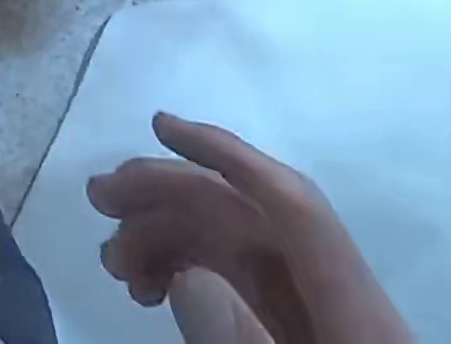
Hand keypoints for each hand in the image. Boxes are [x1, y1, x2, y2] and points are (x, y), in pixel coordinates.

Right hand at [87, 113, 412, 343]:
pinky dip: (182, 269)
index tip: (159, 127)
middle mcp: (328, 287)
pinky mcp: (291, 326)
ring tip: (113, 262)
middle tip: (99, 197)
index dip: (224, 153)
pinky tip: (148, 287)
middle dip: (165, 192)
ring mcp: (308, 307)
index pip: (289, 201)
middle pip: (241, 213)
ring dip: (163, 234)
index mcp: (351, 305)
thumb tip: (186, 280)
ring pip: (225, 240)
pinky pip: (228, 276)